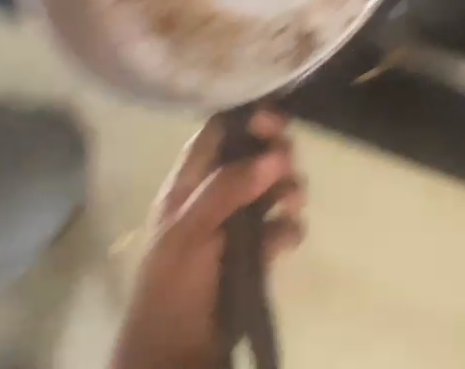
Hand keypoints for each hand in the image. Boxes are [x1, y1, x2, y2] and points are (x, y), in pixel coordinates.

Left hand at [112, 110, 305, 368]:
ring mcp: (238, 223)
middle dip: (277, 154)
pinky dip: (290, 226)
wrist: (176, 352)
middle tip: (288, 164)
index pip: (218, 133)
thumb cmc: (173, 286)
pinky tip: (284, 243)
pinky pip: (285, 223)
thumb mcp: (189, 234)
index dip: (246, 119)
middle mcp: (215, 196)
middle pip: (255, 153)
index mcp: (188, 186)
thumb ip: (228, 189)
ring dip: (290, 189)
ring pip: (276, 185)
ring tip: (292, 206)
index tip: (273, 122)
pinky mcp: (259, 249)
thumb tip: (277, 155)